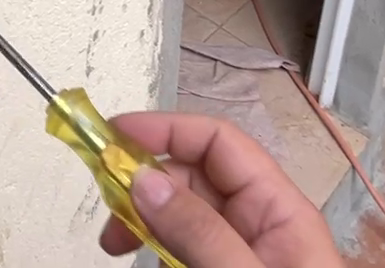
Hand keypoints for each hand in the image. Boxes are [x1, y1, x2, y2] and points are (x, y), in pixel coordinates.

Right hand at [100, 112, 342, 267]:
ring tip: (113, 245)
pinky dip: (154, 246)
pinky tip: (136, 260)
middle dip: (144, 180)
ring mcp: (241, 257)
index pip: (217, 142)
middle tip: (105, 209)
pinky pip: (181, 249)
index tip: (111, 137)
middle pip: (192, 175)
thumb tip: (141, 177)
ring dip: (141, 216)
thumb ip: (198, 231)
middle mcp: (259, 226)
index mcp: (278, 210)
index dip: (165, 129)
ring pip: (181, 213)